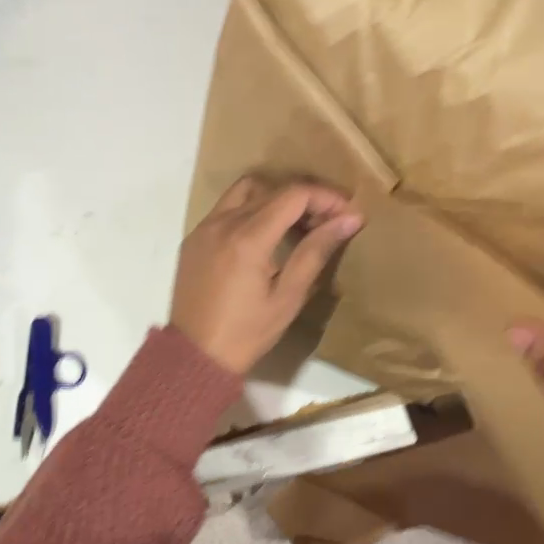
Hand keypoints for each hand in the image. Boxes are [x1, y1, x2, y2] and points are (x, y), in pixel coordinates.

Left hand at [171, 178, 363, 374]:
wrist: (194, 354)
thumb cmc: (246, 333)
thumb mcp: (288, 297)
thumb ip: (315, 252)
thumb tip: (349, 218)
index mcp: (247, 238)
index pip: (293, 194)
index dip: (325, 197)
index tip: (346, 213)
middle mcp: (222, 222)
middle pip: (271, 189)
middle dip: (305, 197)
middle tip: (328, 221)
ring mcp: (203, 228)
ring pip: (245, 191)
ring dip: (275, 197)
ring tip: (297, 223)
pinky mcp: (193, 238)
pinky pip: (225, 208)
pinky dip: (250, 208)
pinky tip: (266, 235)